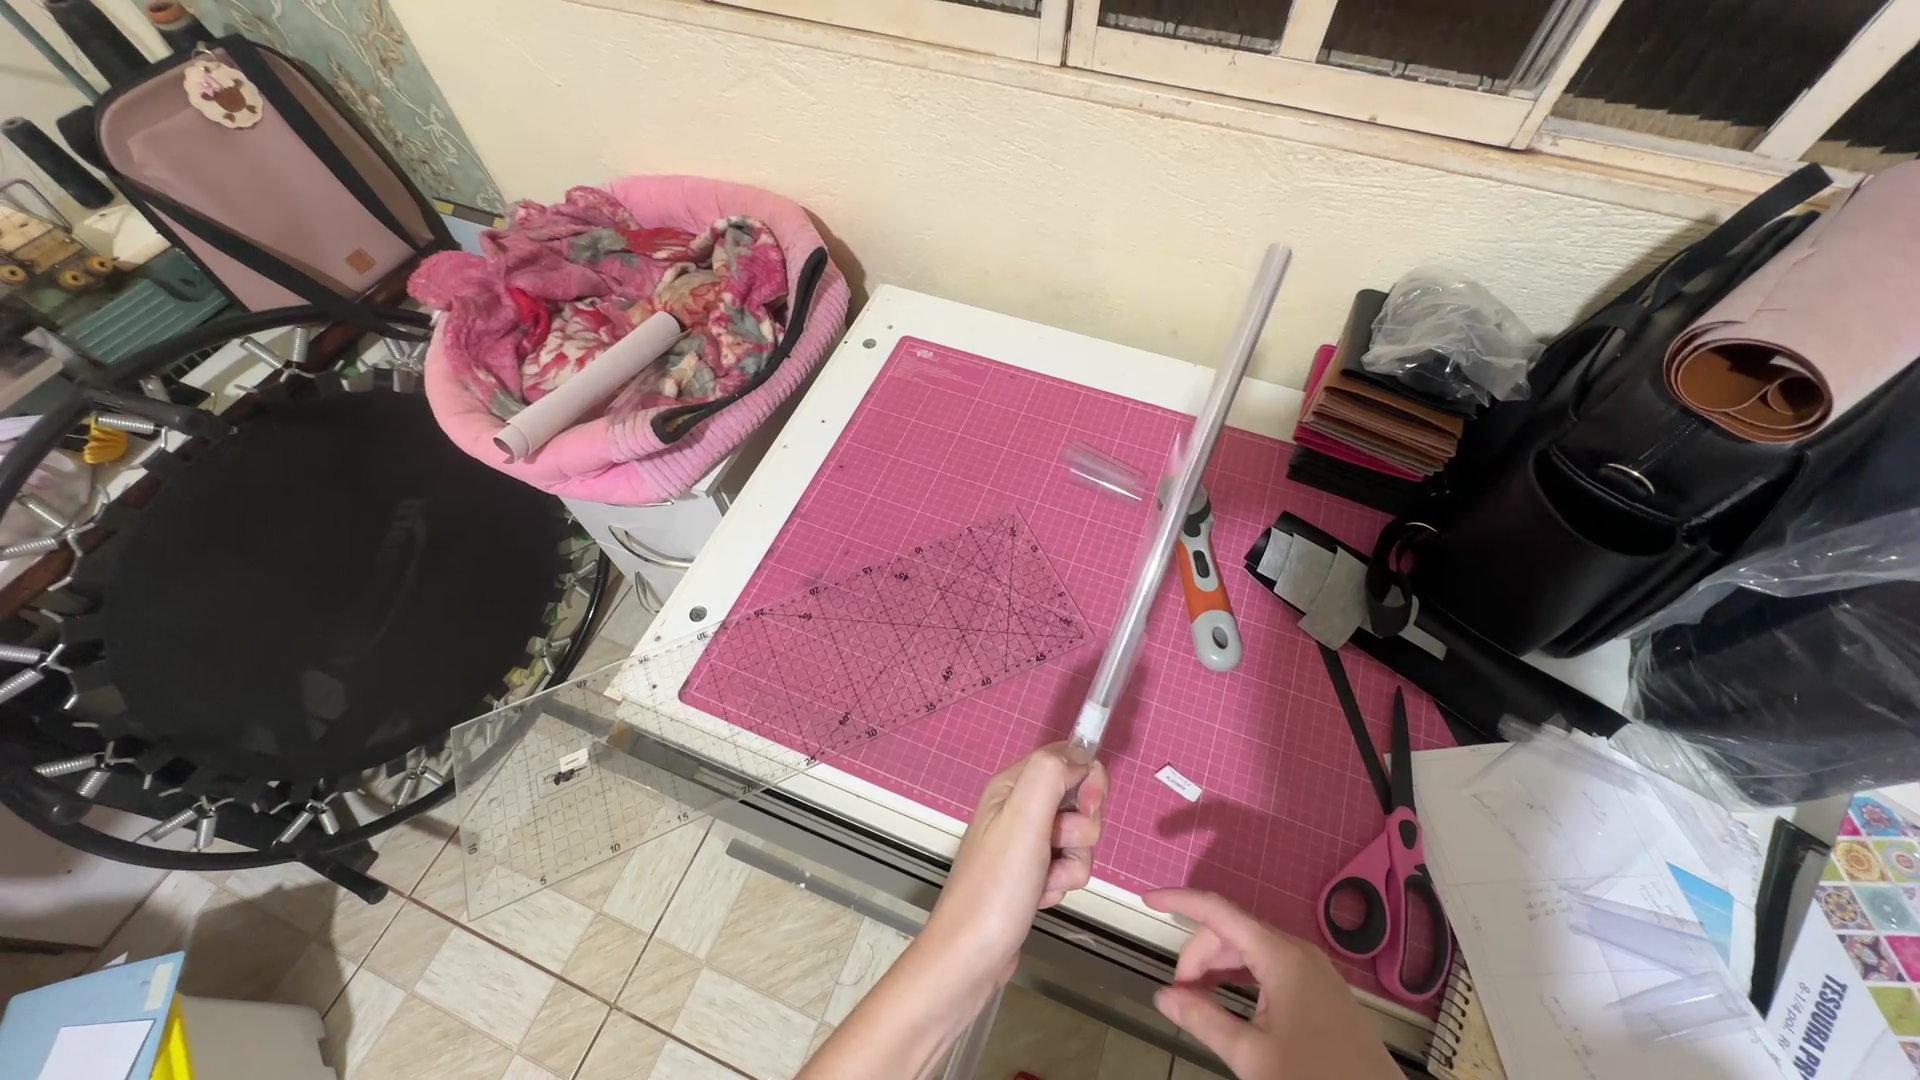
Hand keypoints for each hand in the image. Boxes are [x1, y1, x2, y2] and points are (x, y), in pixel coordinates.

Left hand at [923, 743, 1108, 986]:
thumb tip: (1080, 753)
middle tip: (1056, 847)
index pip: (1066, 757)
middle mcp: (1018, 808)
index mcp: (1012, 786)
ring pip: (1078, 837)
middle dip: (1080, 829)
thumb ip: (1050, 775)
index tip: (1088, 806)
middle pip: (1078, 799)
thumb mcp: (1022, 819)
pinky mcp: (1032, 874)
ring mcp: (1025, 843)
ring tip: (1044, 880)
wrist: (971, 956)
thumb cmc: (996, 886)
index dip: (1087, 779)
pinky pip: (1068, 866)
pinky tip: (1042, 896)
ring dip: (1072, 863)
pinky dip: (1063, 882)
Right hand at [1146, 888, 1398, 1079]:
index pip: (1218, 911)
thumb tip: (1164, 996)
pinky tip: (1229, 1002)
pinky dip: (1242, 976)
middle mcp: (1298, 952)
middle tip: (1179, 994)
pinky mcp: (1321, 991)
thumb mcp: (1252, 1057)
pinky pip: (1270, 966)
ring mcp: (1314, 971)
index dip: (1180, 901)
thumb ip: (1204, 1020)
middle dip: (1198, 954)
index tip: (1149, 900)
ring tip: (1197, 999)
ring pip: (1251, 949)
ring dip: (1218, 966)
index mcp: (1281, 956)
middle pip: (1232, 932)